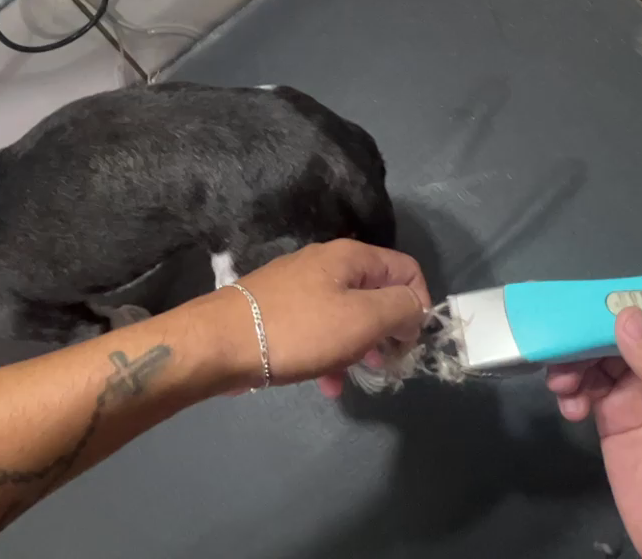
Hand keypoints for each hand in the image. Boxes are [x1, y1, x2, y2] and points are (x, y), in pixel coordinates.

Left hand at [224, 240, 430, 394]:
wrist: (223, 341)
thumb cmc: (299, 329)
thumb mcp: (362, 319)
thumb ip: (400, 308)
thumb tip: (415, 306)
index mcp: (351, 257)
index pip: (406, 269)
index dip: (418, 305)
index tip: (409, 343)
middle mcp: (327, 263)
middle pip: (377, 292)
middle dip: (389, 330)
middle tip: (388, 364)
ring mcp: (301, 285)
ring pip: (349, 314)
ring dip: (360, 347)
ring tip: (357, 376)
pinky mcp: (282, 309)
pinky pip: (320, 329)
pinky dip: (331, 354)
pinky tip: (327, 385)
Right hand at [547, 310, 641, 558]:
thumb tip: (626, 314)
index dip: (628, 302)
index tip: (589, 299)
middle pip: (619, 333)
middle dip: (585, 337)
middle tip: (559, 350)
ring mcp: (637, 394)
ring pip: (594, 356)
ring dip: (572, 364)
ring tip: (562, 388)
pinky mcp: (611, 415)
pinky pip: (582, 385)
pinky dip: (569, 390)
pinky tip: (569, 410)